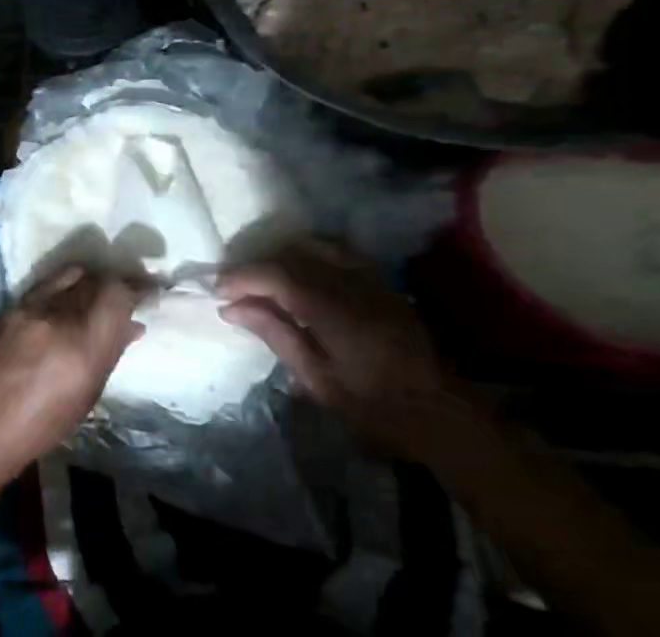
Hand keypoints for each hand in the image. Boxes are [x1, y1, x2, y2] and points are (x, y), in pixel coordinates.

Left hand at [0, 266, 144, 481]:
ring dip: (95, 278)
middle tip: (131, 292)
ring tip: (103, 291)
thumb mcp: (88, 393)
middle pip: (98, 279)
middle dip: (119, 282)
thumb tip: (133, 325)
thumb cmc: (43, 423)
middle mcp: (58, 317)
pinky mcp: (14, 305)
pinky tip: (74, 296)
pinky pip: (50, 281)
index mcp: (82, 346)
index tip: (151, 291)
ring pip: (74, 274)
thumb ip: (111, 352)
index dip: (139, 287)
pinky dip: (69, 282)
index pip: (118, 294)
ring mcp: (32, 307)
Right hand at [217, 240, 474, 457]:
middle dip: (258, 268)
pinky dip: (310, 256)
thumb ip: (276, 335)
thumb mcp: (318, 380)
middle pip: (292, 255)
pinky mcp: (381, 281)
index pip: (277, 274)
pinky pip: (338, 252)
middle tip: (235, 290)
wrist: (441, 412)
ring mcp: (370, 277)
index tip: (218, 291)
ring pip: (315, 246)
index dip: (243, 277)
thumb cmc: (375, 406)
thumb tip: (233, 308)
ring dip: (283, 258)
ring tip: (265, 283)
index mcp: (332, 310)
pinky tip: (301, 276)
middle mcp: (351, 282)